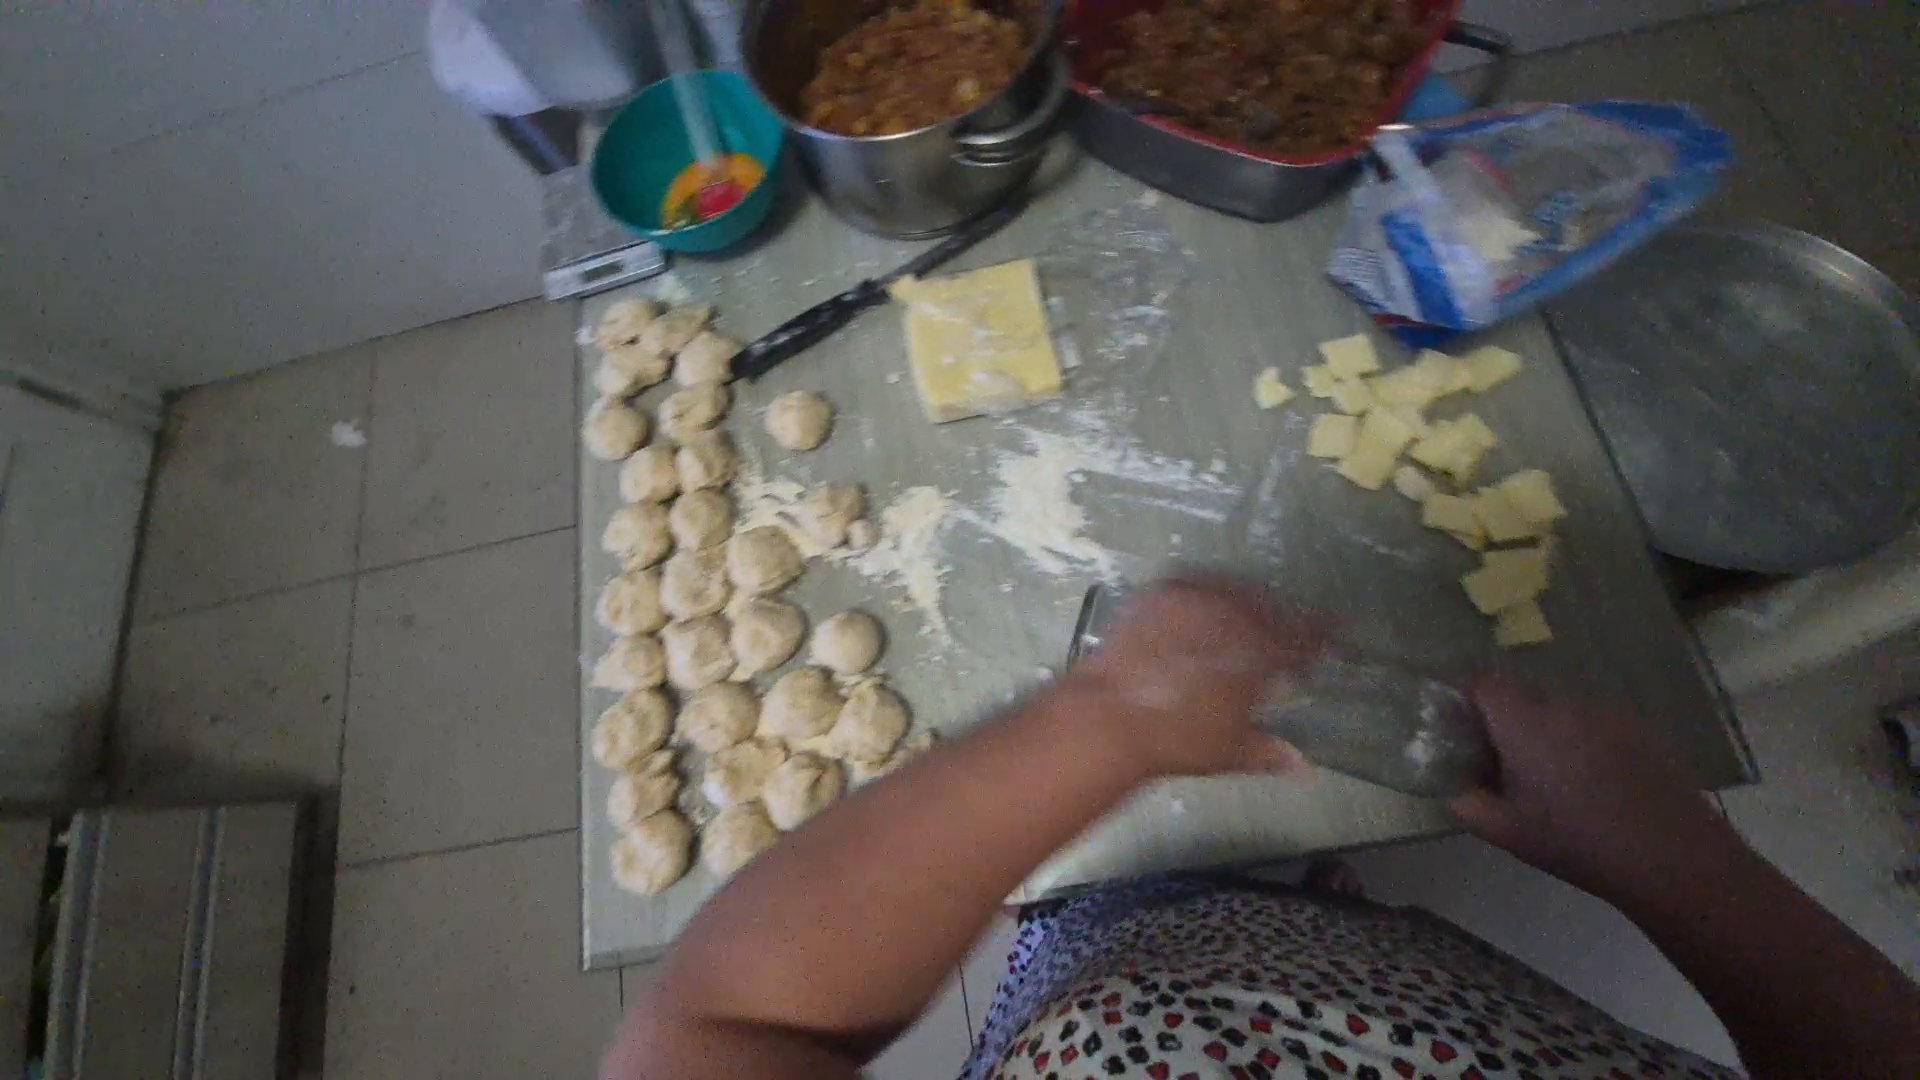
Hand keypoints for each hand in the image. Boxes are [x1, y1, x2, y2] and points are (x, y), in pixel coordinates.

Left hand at [1064, 577, 1324, 778]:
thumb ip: (1269, 751)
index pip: (1302, 637)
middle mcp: (1228, 619)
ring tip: (1248, 616)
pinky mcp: (1158, 594)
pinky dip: (1208, 590)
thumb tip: (1303, 765)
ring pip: (1234, 589)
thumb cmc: (1171, 738)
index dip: (1316, 638)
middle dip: (1282, 618)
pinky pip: (1195, 581)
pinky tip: (1206, 604)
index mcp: (1258, 654)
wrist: (1108, 716)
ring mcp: (1191, 601)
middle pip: (1270, 607)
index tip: (1323, 641)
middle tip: (1285, 631)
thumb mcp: (1227, 749)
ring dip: (1247, 600)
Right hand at [1449, 680, 1746, 898]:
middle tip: (1504, 762)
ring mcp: (1608, 717)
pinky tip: (1593, 784)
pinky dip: (1582, 743)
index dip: (1466, 698)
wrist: (1679, 863)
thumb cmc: (1577, 842)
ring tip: (1553, 778)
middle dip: (1504, 721)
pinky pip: (1593, 726)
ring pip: (1558, 712)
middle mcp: (1564, 707)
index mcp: (1524, 722)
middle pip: (1520, 696)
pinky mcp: (1641, 733)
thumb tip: (1455, 785)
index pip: (1482, 683)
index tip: (1462, 729)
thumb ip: (1465, 800)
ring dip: (1544, 732)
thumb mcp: (1503, 830)